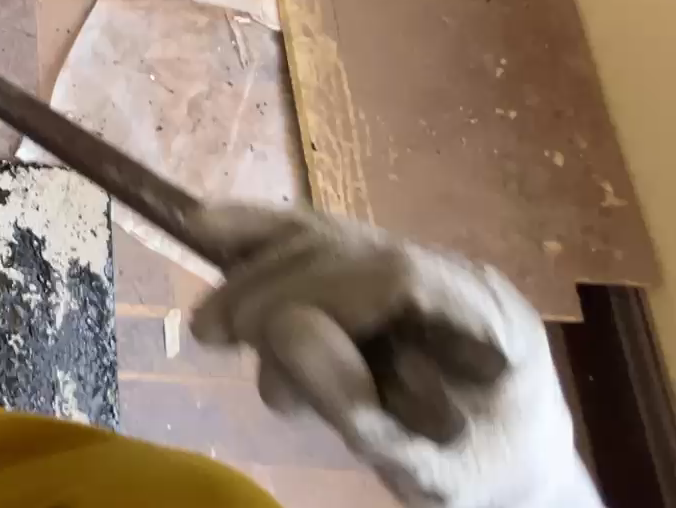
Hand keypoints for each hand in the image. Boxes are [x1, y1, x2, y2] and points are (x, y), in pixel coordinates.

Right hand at [189, 205, 599, 507]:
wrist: (497, 470)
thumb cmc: (473, 474)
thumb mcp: (428, 467)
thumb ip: (361, 404)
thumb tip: (282, 328)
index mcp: (485, 315)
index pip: (390, 272)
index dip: (310, 291)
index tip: (254, 335)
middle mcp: (446, 268)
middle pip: (336, 249)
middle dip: (264, 289)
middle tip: (212, 334)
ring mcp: (406, 255)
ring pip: (309, 237)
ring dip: (247, 276)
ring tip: (209, 327)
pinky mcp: (364, 259)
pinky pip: (302, 234)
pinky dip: (251, 234)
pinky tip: (204, 228)